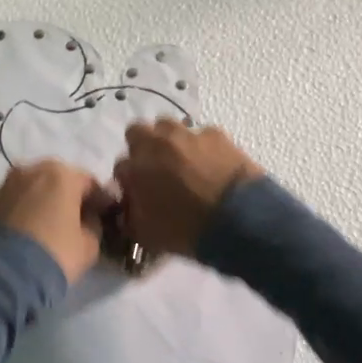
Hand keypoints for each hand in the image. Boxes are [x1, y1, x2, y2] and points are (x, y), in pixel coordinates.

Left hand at [0, 160, 108, 282]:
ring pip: (37, 187)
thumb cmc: (55, 254)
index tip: (106, 215)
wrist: (4, 273)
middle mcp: (34, 169)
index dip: (101, 200)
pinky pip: (20, 198)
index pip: (91, 183)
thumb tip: (88, 219)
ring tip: (53, 223)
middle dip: (71, 196)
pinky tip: (33, 226)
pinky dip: (29, 207)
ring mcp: (10, 182)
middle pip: (61, 180)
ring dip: (47, 200)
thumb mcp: (89, 245)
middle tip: (78, 219)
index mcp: (63, 174)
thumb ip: (94, 225)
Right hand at [113, 119, 262, 256]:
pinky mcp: (216, 134)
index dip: (129, 180)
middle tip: (156, 168)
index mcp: (134, 169)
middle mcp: (155, 144)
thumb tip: (128, 209)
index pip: (120, 167)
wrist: (241, 221)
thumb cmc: (187, 232)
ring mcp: (187, 135)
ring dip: (170, 141)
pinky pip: (201, 135)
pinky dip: (201, 147)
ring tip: (184, 162)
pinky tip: (212, 165)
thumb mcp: (146, 235)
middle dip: (143, 147)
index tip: (139, 192)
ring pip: (168, 127)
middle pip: (137, 132)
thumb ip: (130, 217)